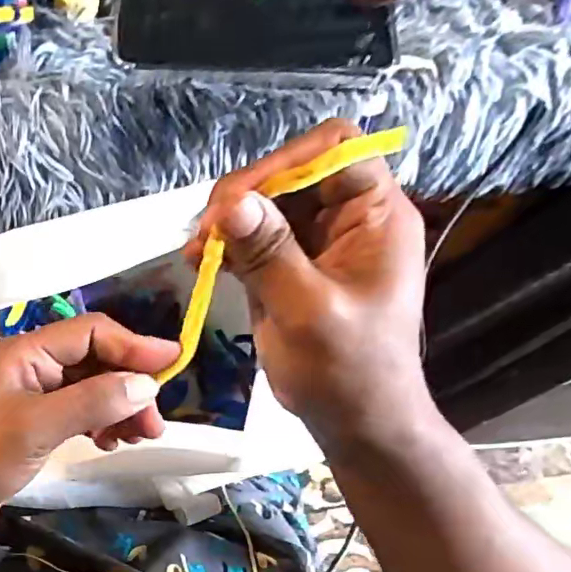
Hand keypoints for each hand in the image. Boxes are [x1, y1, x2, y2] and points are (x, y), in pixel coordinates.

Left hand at [0, 314, 179, 540]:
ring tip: (137, 437)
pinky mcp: (34, 421)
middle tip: (153, 424)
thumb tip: (146, 384)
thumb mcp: (36, 428)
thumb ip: (91, 402)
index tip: (173, 365)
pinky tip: (109, 442)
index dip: (134, 346)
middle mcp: (32, 366)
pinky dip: (99, 422)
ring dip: (118, 407)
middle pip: (95, 360)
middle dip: (129, 386)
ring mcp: (33, 394)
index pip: (91, 333)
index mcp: (26, 353)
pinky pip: (78, 410)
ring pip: (90, 387)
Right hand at [187, 119, 432, 443]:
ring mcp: (315, 246)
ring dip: (227, 223)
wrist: (354, 420)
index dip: (283, 163)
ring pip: (265, 207)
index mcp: (374, 216)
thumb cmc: (346, 370)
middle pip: (291, 176)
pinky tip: (201, 263)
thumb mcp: (308, 311)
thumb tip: (231, 204)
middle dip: (243, 197)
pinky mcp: (288, 270)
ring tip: (196, 252)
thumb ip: (270, 255)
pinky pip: (254, 241)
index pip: (334, 151)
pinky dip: (226, 247)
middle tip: (203, 233)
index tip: (235, 201)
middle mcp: (346, 220)